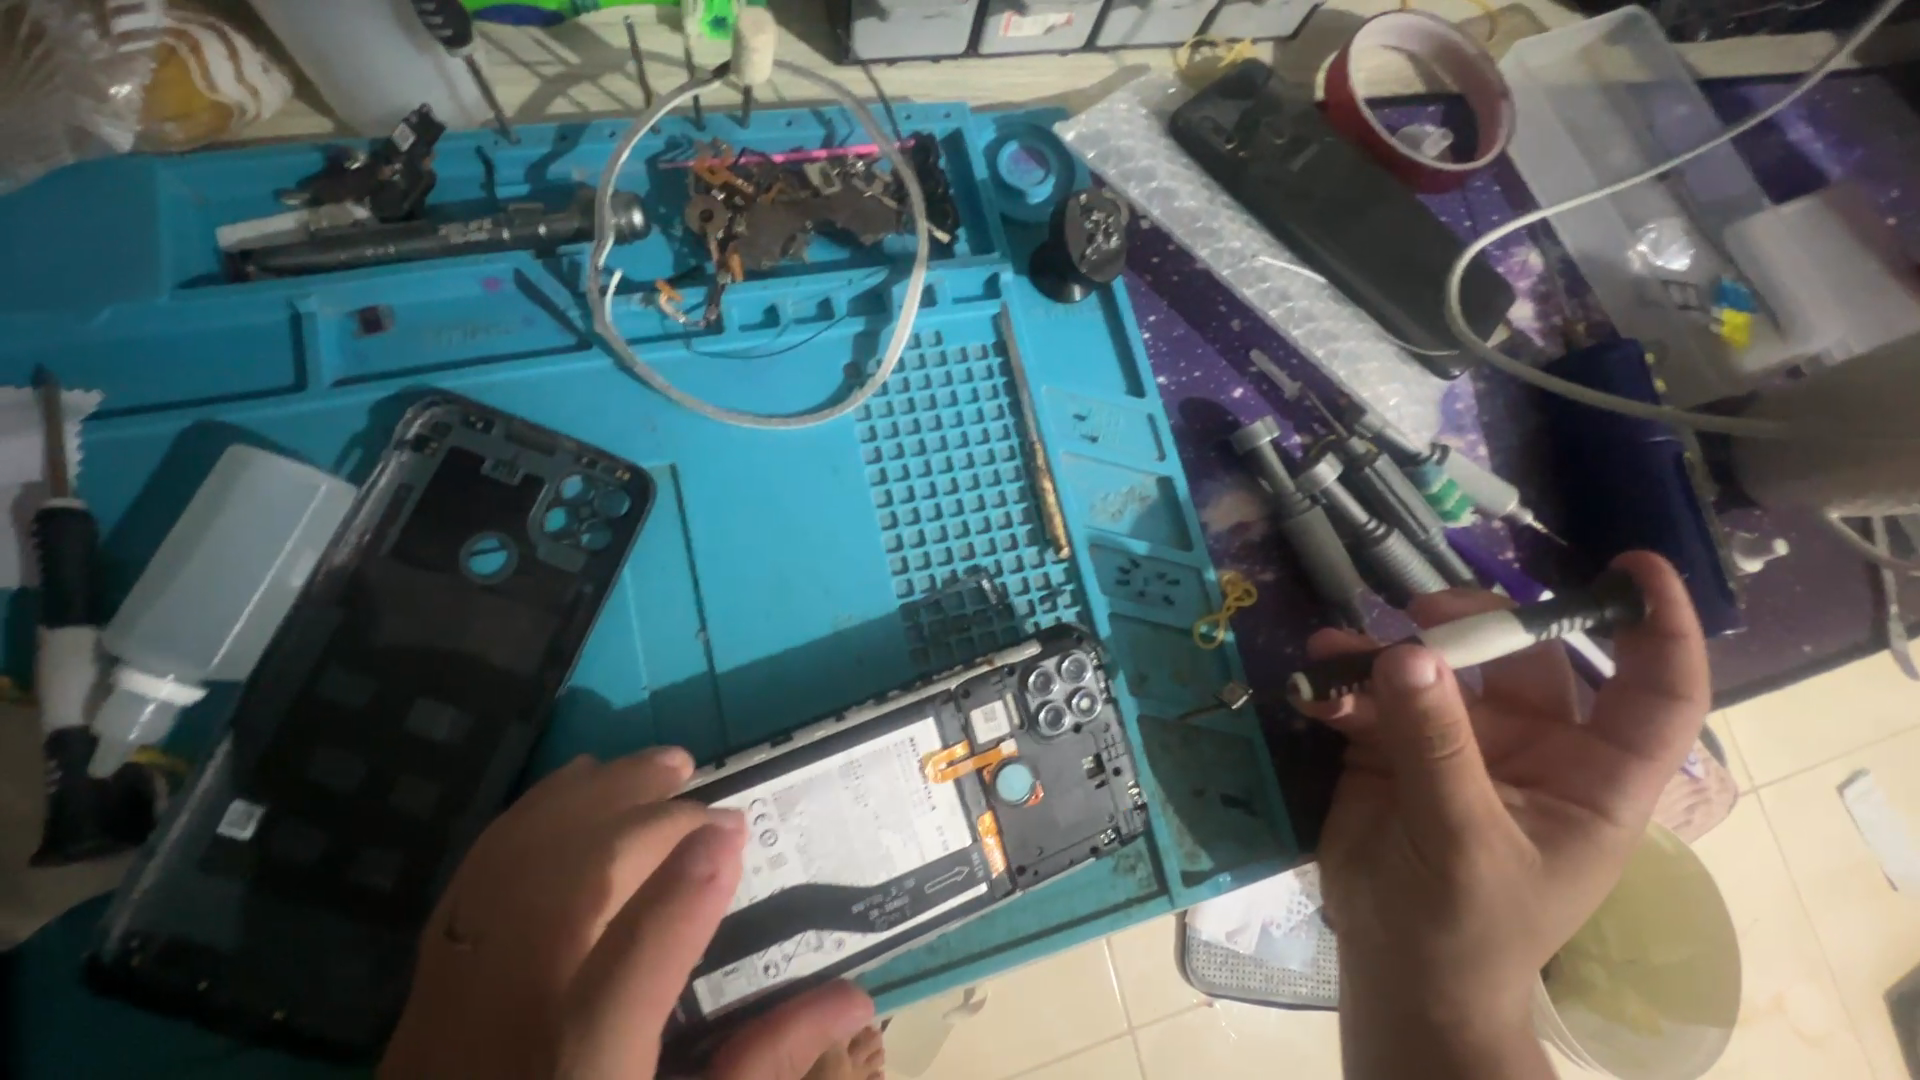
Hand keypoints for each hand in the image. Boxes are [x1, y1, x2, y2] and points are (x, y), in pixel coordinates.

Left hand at [379, 747, 874, 1079]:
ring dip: (596, 800)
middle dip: (647, 826)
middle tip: (709, 802)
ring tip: (659, 768)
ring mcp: (454, 999)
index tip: (734, 831)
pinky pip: (478, 871)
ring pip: (521, 866)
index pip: (630, 977)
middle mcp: (508, 1025)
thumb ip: (765, 1062)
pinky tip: (577, 784)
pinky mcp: (429, 978)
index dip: (685, 895)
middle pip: (573, 896)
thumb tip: (853, 993)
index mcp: (578, 1074)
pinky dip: (535, 813)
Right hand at [1294, 552, 1708, 1076]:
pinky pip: (1370, 698)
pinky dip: (1341, 688)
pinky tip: (1314, 687)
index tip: (1629, 567)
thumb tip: (1404, 652)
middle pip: (1517, 658)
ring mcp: (1455, 743)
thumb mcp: (1464, 837)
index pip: (1652, 690)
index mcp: (1590, 775)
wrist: (1394, 965)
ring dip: (1384, 655)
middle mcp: (1530, 745)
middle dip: (1471, 626)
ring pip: (1430, 671)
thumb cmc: (1467, 923)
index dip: (1655, 625)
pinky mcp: (1391, 748)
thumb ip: (1436, 745)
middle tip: (1418, 611)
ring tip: (1335, 650)